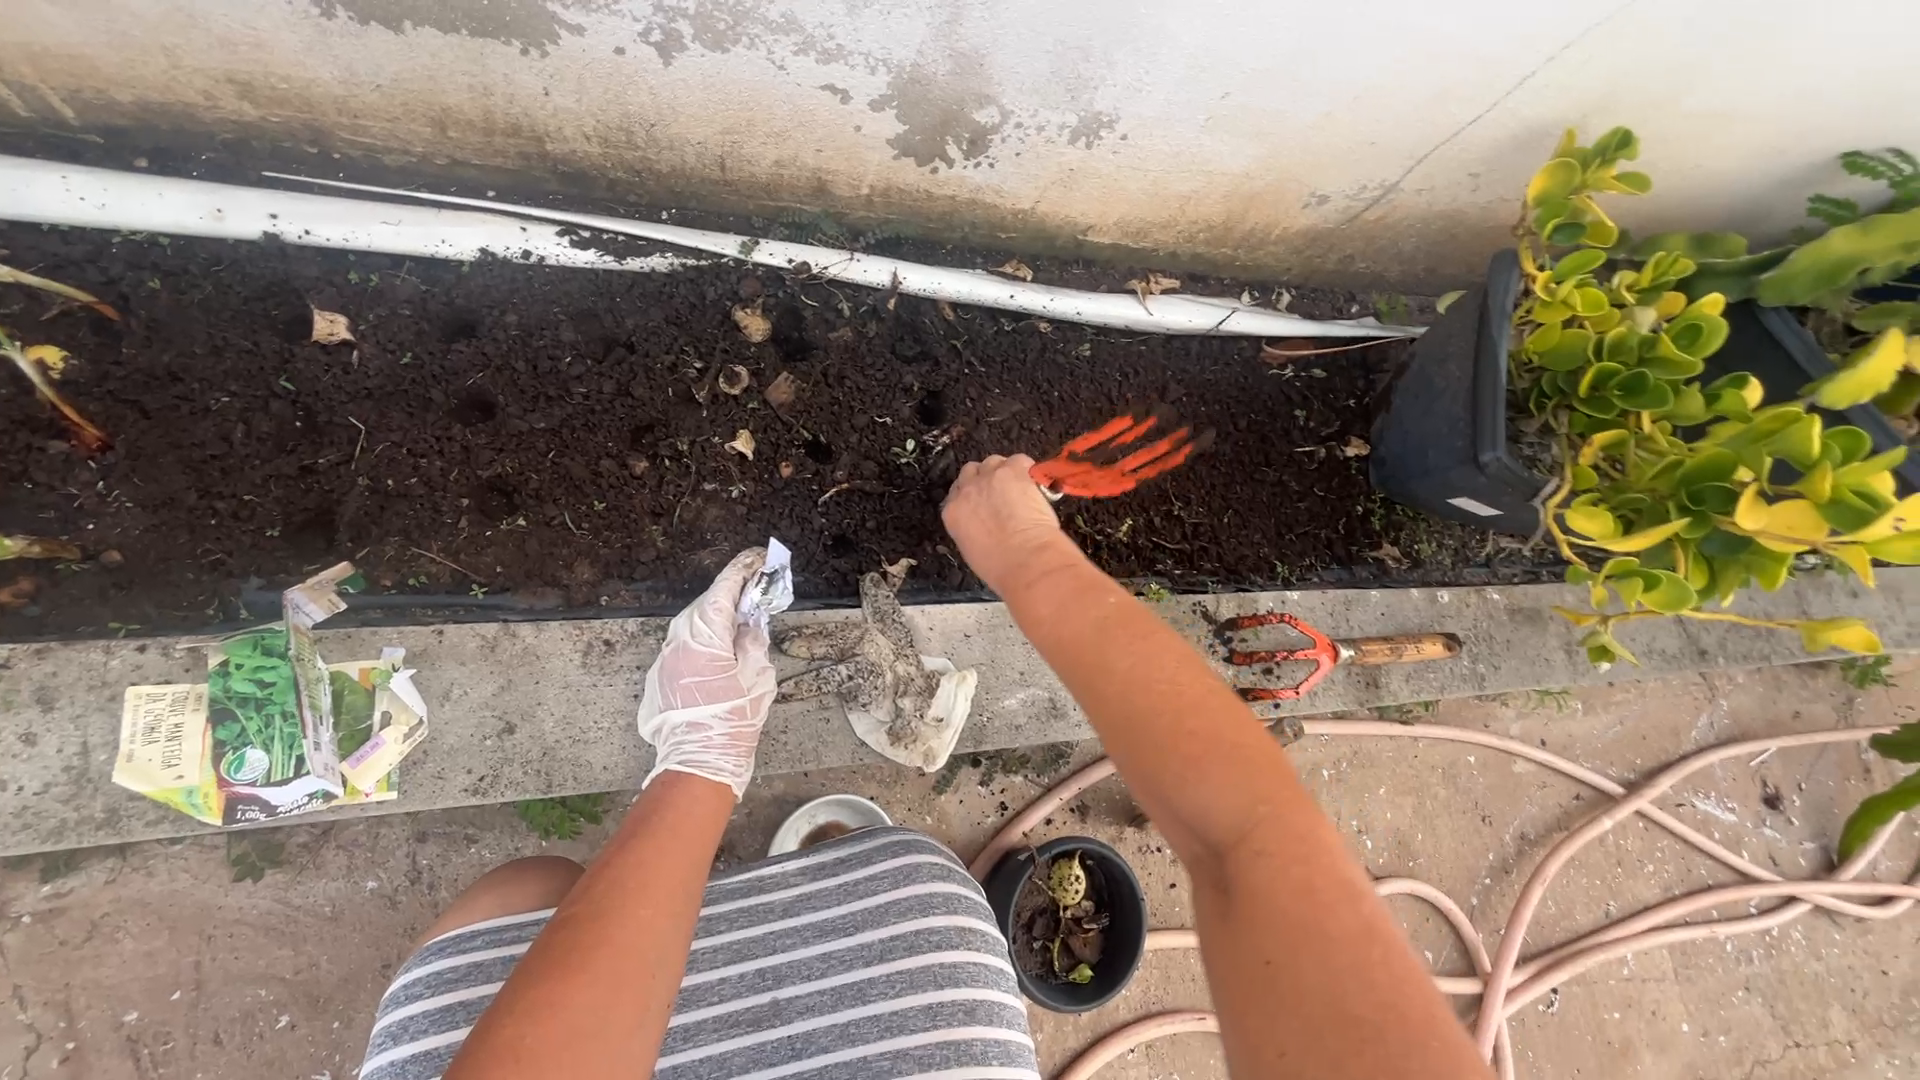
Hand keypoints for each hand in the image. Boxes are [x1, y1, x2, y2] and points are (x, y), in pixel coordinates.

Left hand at [636, 548, 775, 797]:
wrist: (697, 764)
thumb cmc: (732, 724)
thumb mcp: (757, 679)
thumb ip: (753, 643)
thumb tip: (749, 625)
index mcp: (705, 638)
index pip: (723, 590)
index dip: (742, 570)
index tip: (758, 558)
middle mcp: (678, 642)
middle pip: (705, 605)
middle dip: (730, 593)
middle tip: (755, 588)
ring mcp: (664, 659)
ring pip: (692, 625)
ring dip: (715, 617)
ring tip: (740, 618)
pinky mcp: (659, 676)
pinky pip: (683, 646)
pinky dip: (702, 640)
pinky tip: (719, 649)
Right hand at [941, 454, 1079, 597]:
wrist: (1026, 559)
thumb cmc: (1001, 566)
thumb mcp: (973, 550)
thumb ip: (971, 530)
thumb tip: (984, 526)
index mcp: (953, 512)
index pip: (956, 493)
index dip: (971, 494)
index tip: (982, 501)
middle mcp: (967, 489)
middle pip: (971, 471)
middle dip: (984, 479)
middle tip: (1001, 492)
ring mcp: (991, 476)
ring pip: (994, 462)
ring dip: (1004, 471)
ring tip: (1019, 488)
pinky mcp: (1015, 470)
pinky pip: (1019, 460)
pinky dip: (1027, 470)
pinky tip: (1034, 485)